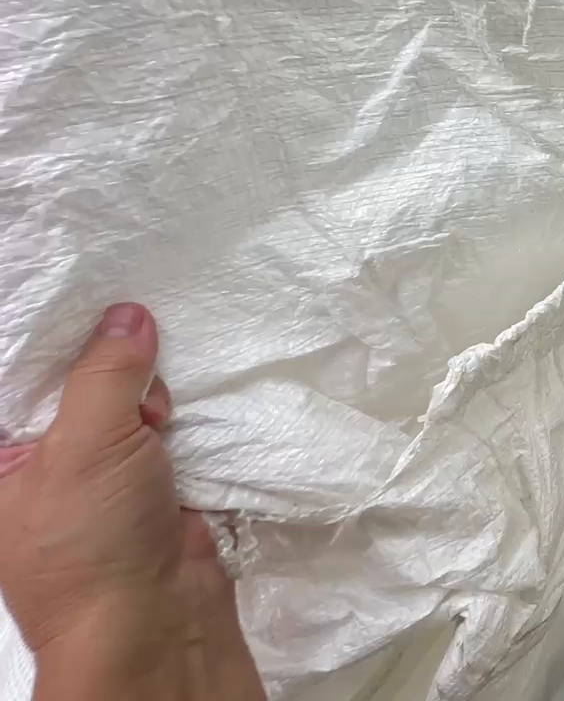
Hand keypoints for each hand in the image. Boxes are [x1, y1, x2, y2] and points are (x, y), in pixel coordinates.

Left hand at [0, 304, 263, 700]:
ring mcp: (95, 468)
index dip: (58, 345)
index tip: (103, 308)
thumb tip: (128, 313)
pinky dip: (183, 412)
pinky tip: (193, 409)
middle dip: (119, 372)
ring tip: (167, 412)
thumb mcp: (85, 448)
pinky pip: (164, 425)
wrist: (154, 606)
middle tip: (142, 397)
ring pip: (127, 402)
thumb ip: (106, 378)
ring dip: (156, 393)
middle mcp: (37, 459)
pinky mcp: (149, 476)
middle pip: (78, 383)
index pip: (20, 381)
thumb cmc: (88, 536)